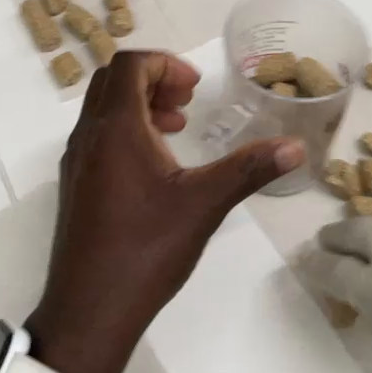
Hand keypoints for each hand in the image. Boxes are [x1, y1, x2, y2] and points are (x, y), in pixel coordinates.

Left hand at [26, 52, 303, 372]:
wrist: (89, 309)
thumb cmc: (146, 249)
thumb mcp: (204, 204)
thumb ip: (250, 170)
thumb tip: (297, 147)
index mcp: (115, 128)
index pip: (130, 64)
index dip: (165, 63)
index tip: (196, 87)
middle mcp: (88, 135)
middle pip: (112, 80)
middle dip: (153, 80)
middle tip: (188, 103)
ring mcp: (75, 160)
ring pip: (102, 109)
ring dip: (139, 105)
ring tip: (177, 129)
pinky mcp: (74, 184)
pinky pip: (96, 136)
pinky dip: (124, 131)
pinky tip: (155, 167)